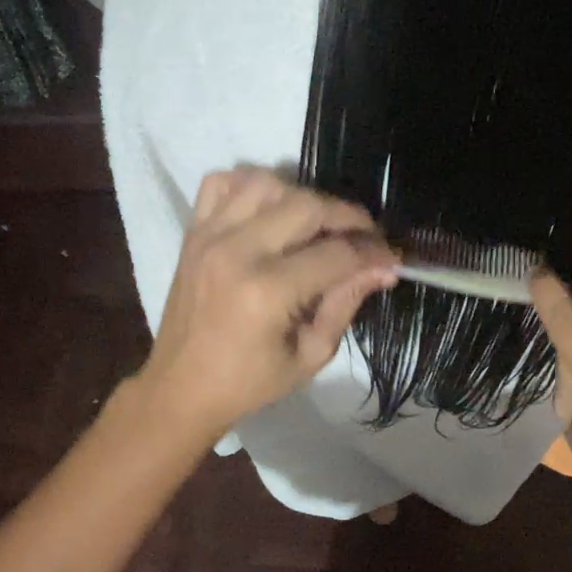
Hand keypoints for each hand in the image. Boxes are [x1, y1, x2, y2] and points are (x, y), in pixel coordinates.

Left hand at [132, 167, 397, 434]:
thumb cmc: (249, 382)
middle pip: (307, 205)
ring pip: (267, 183)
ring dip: (303, 197)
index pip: (336, 254)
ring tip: (318, 225)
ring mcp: (209, 236)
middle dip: (347, 217)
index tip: (391, 259)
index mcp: (267, 292)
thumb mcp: (310, 355)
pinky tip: (270, 211)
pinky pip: (223, 183)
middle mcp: (237, 252)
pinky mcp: (193, 232)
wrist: (181, 388)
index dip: (373, 253)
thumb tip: (381, 267)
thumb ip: (346, 304)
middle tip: (365, 237)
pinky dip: (252, 186)